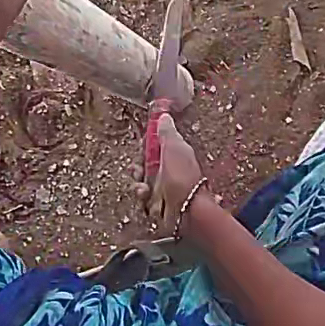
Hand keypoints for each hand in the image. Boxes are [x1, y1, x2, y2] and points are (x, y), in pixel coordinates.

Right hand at [136, 114, 205, 234]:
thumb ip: (167, 132)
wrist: (186, 209)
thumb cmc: (181, 176)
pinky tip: (145, 194)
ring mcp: (163, 185)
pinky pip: (143, 194)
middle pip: (145, 161)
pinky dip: (142, 194)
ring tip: (142, 185)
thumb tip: (164, 116)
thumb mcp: (174, 148)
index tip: (143, 147)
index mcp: (175, 153)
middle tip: (139, 168)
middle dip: (138, 164)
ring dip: (138, 180)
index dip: (146, 145)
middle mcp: (169, 168)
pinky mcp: (157, 201)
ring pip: (141, 178)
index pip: (155, 144)